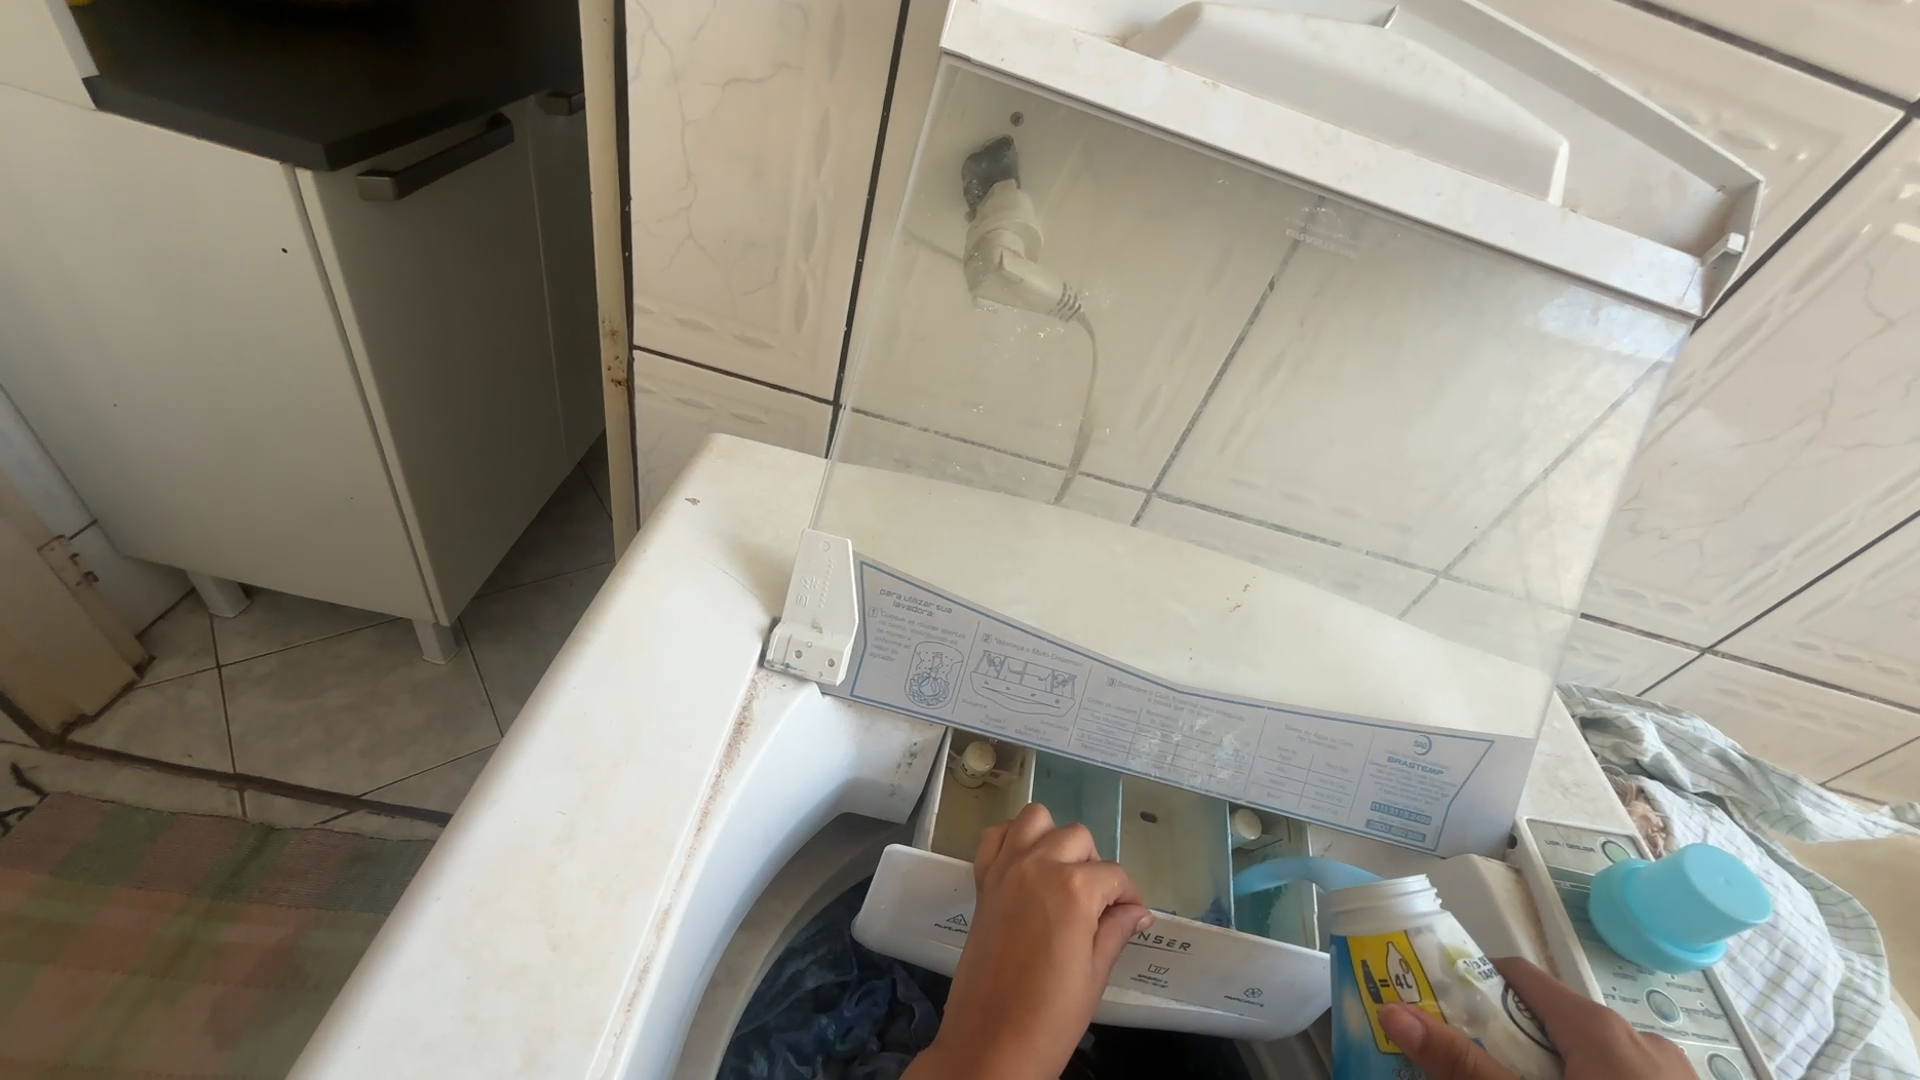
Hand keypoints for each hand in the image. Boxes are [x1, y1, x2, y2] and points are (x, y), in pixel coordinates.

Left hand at [906, 803, 1151, 1079]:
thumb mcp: (1095, 973)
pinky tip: (1026, 866)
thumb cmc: (1051, 1016)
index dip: (1129, 897)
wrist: (990, 1042)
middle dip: (1095, 865)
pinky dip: (1012, 839)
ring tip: (1061, 875)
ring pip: (1036, 818)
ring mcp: (1006, 867)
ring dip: (1054, 838)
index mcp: (1074, 888)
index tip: (1132, 917)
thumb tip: (1137, 911)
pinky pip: (996, 835)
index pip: (1114, 875)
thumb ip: (1116, 929)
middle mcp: (1038, 864)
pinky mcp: (982, 878)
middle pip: (1079, 837)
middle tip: (1097, 903)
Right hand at [1380, 957, 1693, 1079]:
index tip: (1440, 1013)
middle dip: (1506, 1042)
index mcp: (1598, 1025)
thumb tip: (1391, 1012)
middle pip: (1549, 1019)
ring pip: (1587, 1056)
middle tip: (1477, 1073)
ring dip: (1548, 1072)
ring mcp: (1675, 1078)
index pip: (1515, 973)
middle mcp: (1640, 1039)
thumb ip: (1463, 1065)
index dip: (1471, 986)